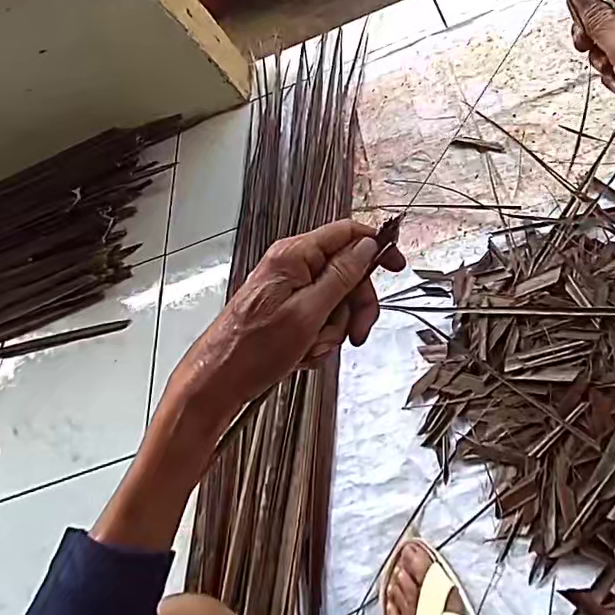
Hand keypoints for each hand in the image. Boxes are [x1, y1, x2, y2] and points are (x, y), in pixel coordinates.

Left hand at [163, 218, 406, 421]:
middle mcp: (292, 266)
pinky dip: (320, 337)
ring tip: (314, 345)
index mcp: (294, 255)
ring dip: (335, 327)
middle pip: (347, 271)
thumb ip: (342, 276)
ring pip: (337, 299)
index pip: (347, 232)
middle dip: (355, 305)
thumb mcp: (308, 312)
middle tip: (356, 331)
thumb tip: (367, 247)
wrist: (218, 381)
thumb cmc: (251, 348)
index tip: (396, 265)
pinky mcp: (288, 309)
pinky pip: (322, 317)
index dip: (375, 246)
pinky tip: (304, 351)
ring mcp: (290, 288)